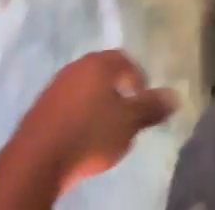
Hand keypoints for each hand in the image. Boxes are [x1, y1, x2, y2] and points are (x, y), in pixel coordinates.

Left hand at [19, 50, 177, 190]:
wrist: (40, 156)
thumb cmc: (90, 133)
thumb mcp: (128, 123)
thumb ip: (151, 107)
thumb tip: (175, 94)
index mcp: (98, 63)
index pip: (125, 59)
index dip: (138, 77)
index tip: (144, 101)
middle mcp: (76, 66)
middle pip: (104, 71)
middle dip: (119, 90)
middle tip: (128, 114)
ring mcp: (57, 84)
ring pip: (86, 86)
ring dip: (99, 102)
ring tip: (108, 127)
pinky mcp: (44, 104)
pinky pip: (71, 100)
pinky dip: (82, 111)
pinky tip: (85, 133)